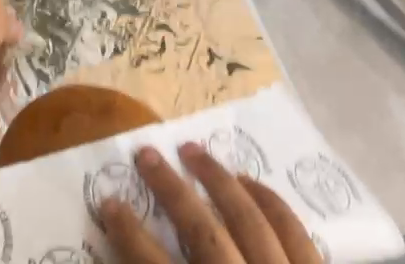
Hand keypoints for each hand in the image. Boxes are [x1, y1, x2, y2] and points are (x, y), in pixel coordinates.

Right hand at [101, 143, 323, 263]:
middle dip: (171, 190)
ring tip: (192, 151)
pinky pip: (296, 235)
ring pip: (251, 225)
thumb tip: (116, 254)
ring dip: (218, 182)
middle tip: (146, 155)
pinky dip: (271, 204)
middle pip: (204, 235)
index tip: (108, 202)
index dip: (129, 236)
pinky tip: (249, 183)